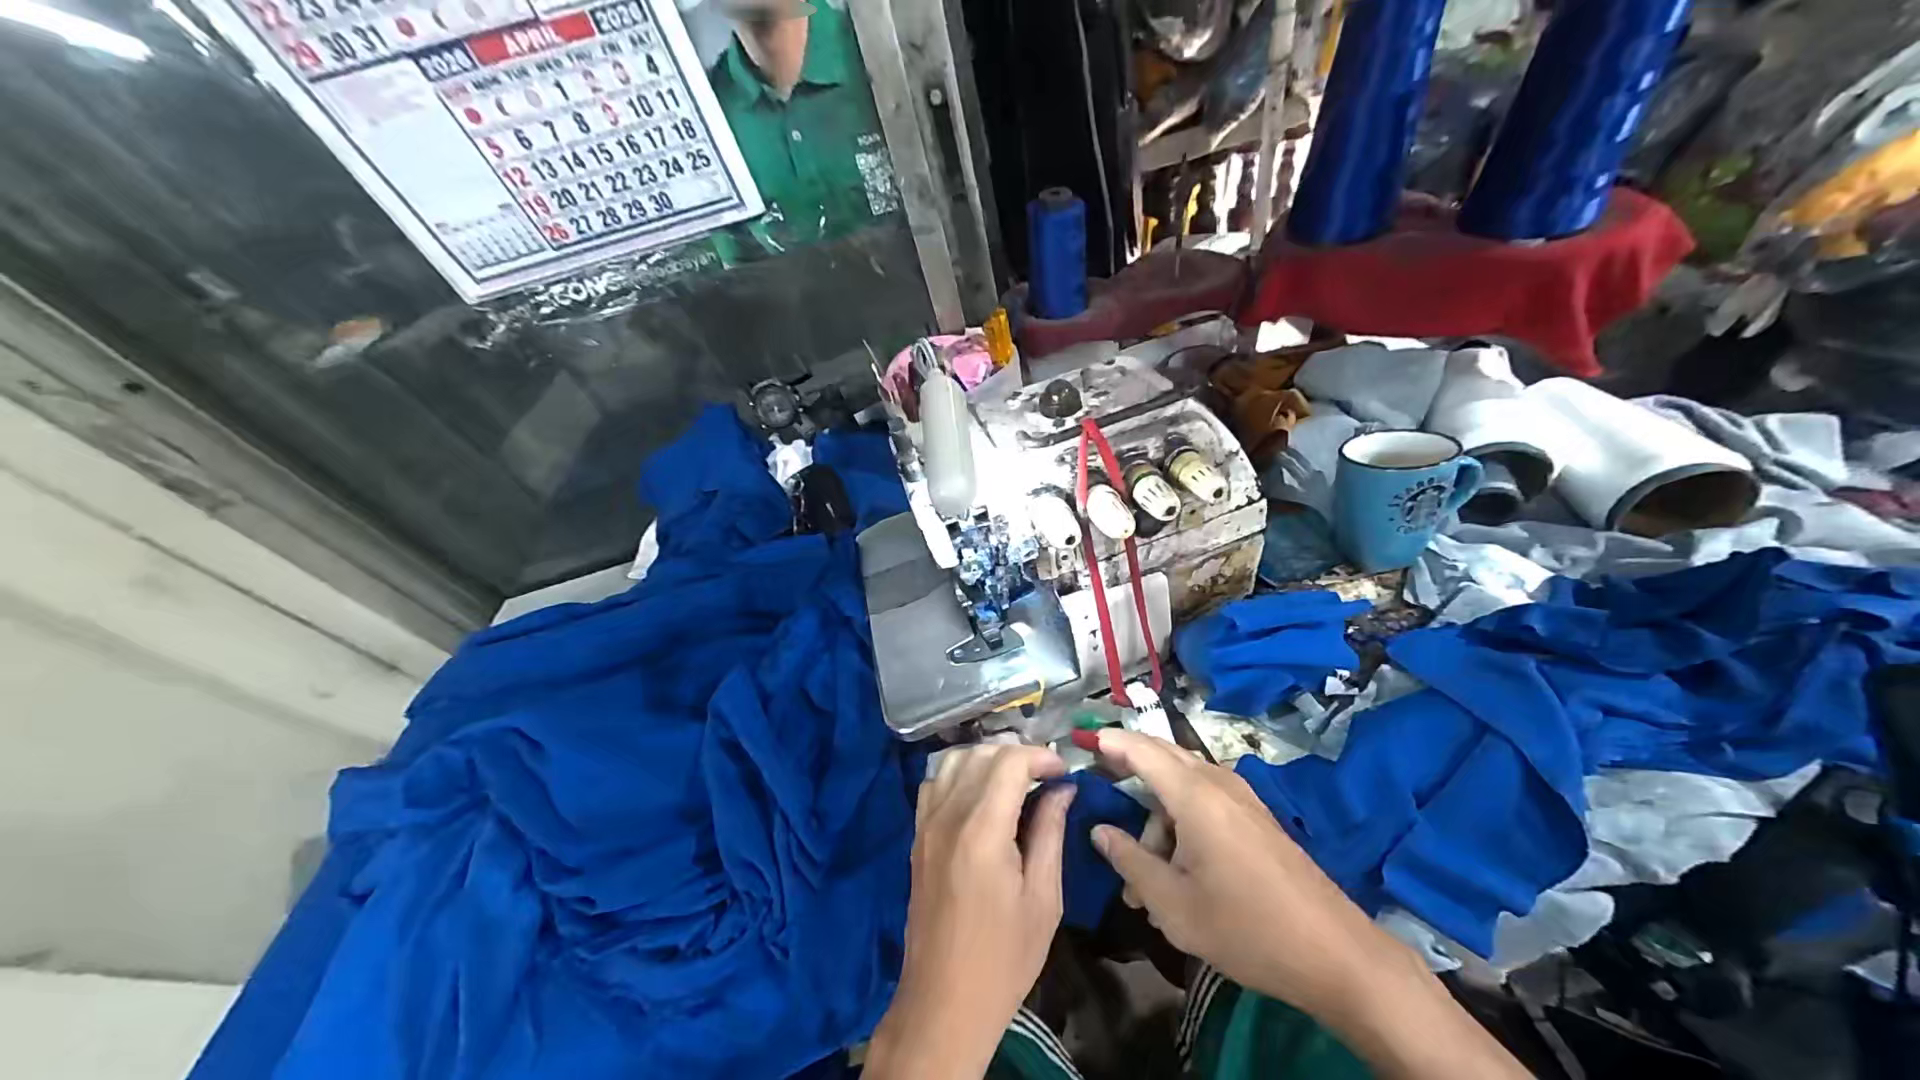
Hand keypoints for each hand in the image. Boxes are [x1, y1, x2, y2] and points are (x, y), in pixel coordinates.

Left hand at [865, 744, 1075, 1079]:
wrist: (943, 1000)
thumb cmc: (1004, 958)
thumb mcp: (1043, 898)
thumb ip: (1051, 832)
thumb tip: (1062, 788)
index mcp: (981, 830)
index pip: (1009, 761)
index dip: (1041, 756)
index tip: (1065, 772)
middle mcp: (947, 815)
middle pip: (981, 754)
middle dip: (1018, 753)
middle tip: (1047, 777)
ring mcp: (926, 824)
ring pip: (953, 760)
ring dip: (987, 759)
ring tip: (1017, 781)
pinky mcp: (917, 836)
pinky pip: (934, 783)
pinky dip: (959, 773)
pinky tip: (981, 795)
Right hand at [1089, 729, 1399, 1016]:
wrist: (1336, 955)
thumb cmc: (1246, 927)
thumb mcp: (1173, 903)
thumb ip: (1129, 860)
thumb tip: (1100, 831)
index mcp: (1195, 796)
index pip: (1141, 749)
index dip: (1108, 741)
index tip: (1078, 740)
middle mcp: (1218, 785)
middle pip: (1162, 756)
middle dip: (1126, 768)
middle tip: (1096, 787)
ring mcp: (1241, 800)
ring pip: (1181, 786)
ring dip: (1153, 816)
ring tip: (1138, 874)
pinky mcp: (1254, 819)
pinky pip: (1204, 802)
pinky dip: (1178, 822)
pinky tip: (1172, 867)